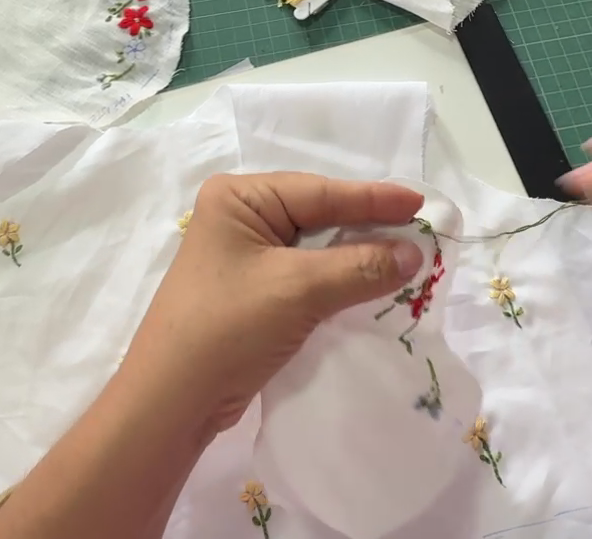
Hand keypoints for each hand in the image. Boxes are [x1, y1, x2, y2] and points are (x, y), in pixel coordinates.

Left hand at [124, 172, 425, 433]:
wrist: (172, 401)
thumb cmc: (228, 327)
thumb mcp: (297, 290)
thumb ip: (358, 267)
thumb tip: (414, 254)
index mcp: (239, 197)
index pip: (318, 191)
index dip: (372, 199)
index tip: (420, 203)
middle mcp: (240, 216)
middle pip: (318, 214)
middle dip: (367, 225)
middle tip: (419, 229)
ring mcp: (245, 253)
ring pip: (315, 245)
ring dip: (356, 254)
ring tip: (406, 254)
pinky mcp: (253, 288)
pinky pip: (306, 271)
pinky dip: (338, 277)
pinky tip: (370, 281)